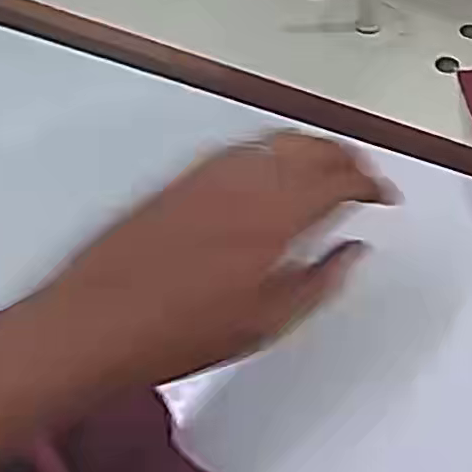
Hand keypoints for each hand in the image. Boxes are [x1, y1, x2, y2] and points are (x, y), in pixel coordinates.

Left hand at [30, 132, 394, 383]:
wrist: (88, 329)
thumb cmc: (177, 331)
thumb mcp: (272, 318)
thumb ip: (324, 278)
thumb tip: (353, 252)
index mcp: (277, 215)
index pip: (342, 180)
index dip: (372, 185)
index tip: (383, 196)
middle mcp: (247, 183)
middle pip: (314, 147)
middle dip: (349, 157)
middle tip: (363, 176)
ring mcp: (210, 176)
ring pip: (278, 140)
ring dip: (313, 147)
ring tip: (327, 166)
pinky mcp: (181, 179)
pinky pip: (241, 148)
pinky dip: (271, 150)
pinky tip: (272, 169)